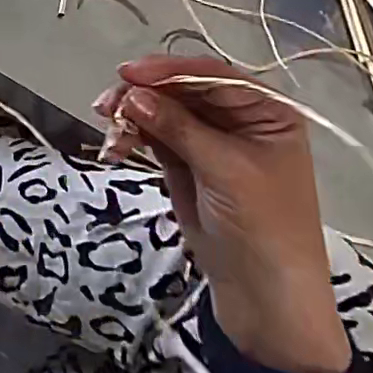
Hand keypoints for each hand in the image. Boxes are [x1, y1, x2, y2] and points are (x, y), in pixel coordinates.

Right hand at [96, 55, 351, 372]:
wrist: (266, 302)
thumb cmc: (264, 228)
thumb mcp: (225, 171)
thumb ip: (179, 128)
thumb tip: (133, 94)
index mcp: (264, 109)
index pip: (211, 76)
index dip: (169, 70)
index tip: (129, 72)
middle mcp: (236, 116)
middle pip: (181, 89)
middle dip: (143, 94)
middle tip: (106, 106)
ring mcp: (207, 139)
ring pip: (161, 110)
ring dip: (131, 116)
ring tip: (110, 134)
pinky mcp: (184, 161)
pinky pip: (153, 135)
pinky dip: (132, 136)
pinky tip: (116, 147)